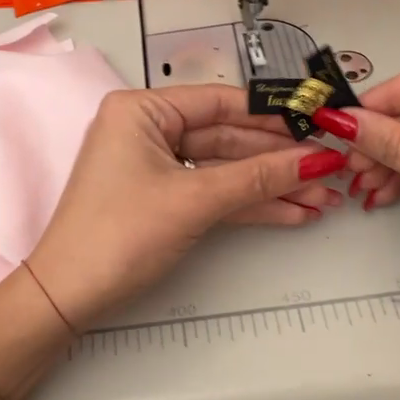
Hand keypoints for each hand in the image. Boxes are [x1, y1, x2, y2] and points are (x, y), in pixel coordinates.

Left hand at [26, 85, 346, 328]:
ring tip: (323, 197)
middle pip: (227, 137)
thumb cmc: (117, 236)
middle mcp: (146, 129)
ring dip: (272, 186)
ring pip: (225, 169)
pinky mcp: (162, 198)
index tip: (318, 124)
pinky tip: (292, 211)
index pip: (220, 102)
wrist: (69, 296)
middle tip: (330, 167)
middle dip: (279, 160)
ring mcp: (154, 165)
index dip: (273, 117)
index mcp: (141, 110)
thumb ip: (257, 178)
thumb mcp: (194, 201)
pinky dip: (249, 204)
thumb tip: (315, 161)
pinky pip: (213, 192)